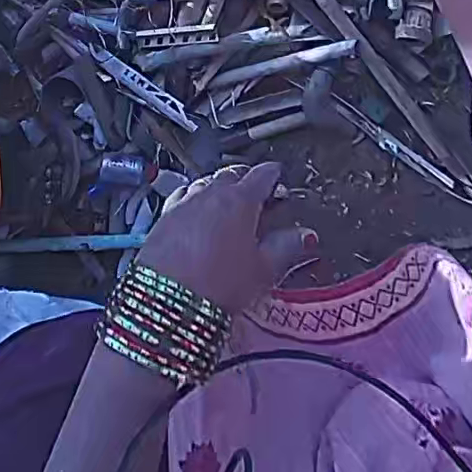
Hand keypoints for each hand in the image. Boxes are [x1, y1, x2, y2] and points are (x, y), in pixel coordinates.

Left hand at [135, 162, 315, 311]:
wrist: (166, 297)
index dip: (274, 175)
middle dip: (246, 180)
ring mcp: (185, 199)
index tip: (279, 178)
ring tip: (229, 205)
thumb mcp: (262, 270)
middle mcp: (211, 191)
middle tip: (258, 197)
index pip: (262, 174)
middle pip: (233, 174)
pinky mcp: (165, 213)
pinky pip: (186, 194)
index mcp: (240, 199)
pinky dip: (197, 197)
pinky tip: (198, 211)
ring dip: (220, 187)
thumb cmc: (221, 283)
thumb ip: (286, 247)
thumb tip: (307, 235)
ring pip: (207, 182)